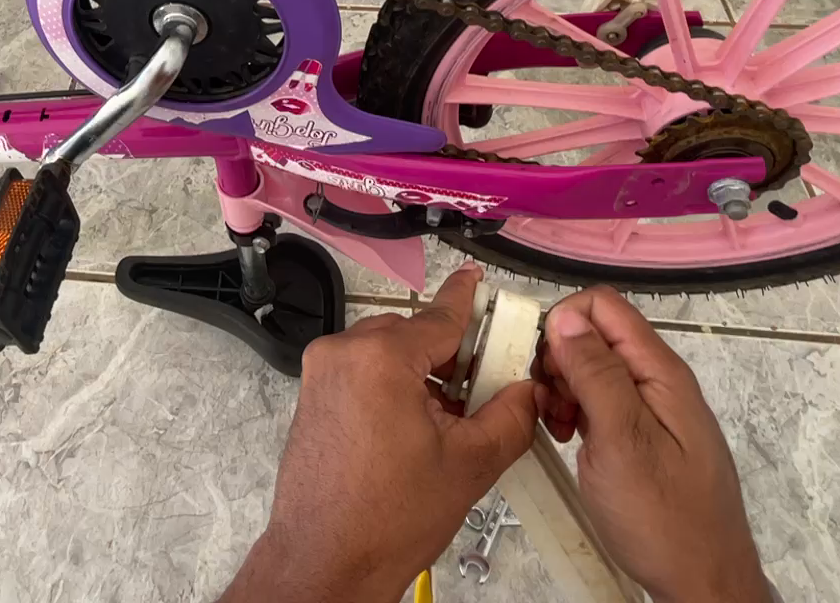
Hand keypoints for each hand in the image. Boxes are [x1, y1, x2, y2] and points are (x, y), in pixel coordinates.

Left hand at [220, 265, 538, 602]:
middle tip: (483, 384)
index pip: (438, 317)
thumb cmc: (386, 518)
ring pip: (387, 349)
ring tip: (449, 417)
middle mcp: (344, 351)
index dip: (466, 298)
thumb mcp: (469, 464)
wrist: (327, 560)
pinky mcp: (314, 389)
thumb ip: (508, 416)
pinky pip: (363, 366)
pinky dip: (392, 382)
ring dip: (421, 371)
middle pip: (413, 334)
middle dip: (449, 355)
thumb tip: (525, 390)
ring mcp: (322, 369)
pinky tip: (416, 422)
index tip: (475, 278)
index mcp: (380, 358)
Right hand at [534, 286, 767, 602]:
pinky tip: (566, 437)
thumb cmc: (663, 517)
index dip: (563, 322)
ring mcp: (646, 406)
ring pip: (587, 365)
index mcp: (657, 371)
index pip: (601, 306)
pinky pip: (593, 398)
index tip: (544, 364)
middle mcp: (653, 379)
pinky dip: (571, 410)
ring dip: (560, 387)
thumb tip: (564, 315)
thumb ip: (594, 373)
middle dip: (557, 358)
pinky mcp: (635, 431)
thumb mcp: (622, 441)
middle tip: (549, 402)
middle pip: (591, 333)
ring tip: (557, 426)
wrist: (702, 588)